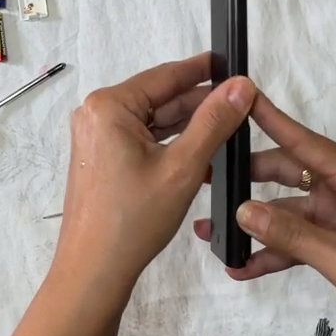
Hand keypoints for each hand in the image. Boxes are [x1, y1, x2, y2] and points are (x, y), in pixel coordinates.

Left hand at [54, 54, 254, 301]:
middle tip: (242, 105)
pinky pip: (143, 140)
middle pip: (160, 98)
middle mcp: (97, 113)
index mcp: (109, 105)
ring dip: (189, 128)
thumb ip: (213, 122)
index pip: (166, 76)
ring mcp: (97, 136)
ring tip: (231, 130)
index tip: (232, 63)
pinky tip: (205, 157)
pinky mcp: (101, 157)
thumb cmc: (133, 219)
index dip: (203, 70)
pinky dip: (171, 146)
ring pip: (154, 121)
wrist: (93, 271)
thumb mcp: (183, 167)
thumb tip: (241, 86)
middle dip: (200, 104)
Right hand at [192, 89, 335, 335]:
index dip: (271, 119)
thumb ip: (294, 236)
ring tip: (209, 228)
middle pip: (286, 171)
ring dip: (252, 221)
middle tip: (205, 173)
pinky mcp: (333, 243)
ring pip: (284, 209)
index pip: (305, 142)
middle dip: (246, 176)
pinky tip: (240, 266)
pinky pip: (293, 239)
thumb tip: (242, 211)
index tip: (239, 95)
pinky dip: (269, 251)